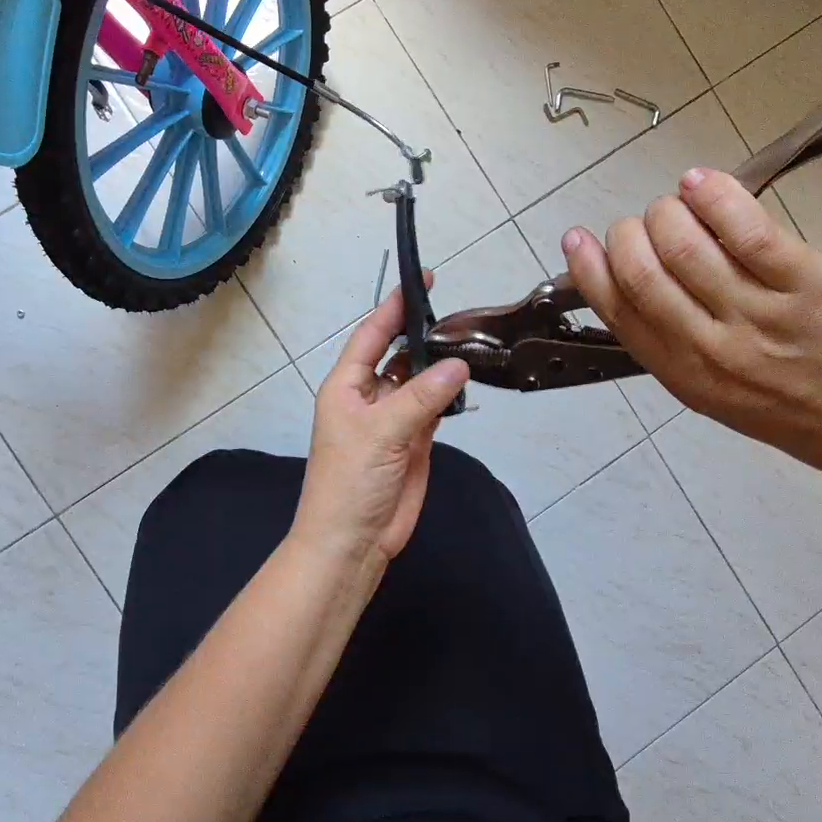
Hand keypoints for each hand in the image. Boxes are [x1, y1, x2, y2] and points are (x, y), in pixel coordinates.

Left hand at [294, 276, 470, 567]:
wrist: (353, 541)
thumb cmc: (350, 481)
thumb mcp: (382, 432)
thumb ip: (421, 396)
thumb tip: (458, 363)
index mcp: (346, 385)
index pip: (372, 334)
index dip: (395, 307)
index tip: (423, 279)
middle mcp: (369, 396)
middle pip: (400, 354)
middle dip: (425, 334)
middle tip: (463, 315)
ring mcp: (393, 419)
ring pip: (421, 380)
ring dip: (442, 365)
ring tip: (475, 341)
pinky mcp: (413, 441)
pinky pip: (434, 408)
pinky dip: (450, 395)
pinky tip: (469, 379)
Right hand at [561, 167, 821, 488]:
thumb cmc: (820, 418)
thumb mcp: (731, 402)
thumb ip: (686, 352)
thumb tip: (648, 287)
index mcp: (689, 380)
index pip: (620, 314)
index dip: (590, 271)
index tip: (578, 240)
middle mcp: (713, 350)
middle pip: (643, 274)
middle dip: (627, 234)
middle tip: (641, 222)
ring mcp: (760, 316)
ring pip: (685, 247)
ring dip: (669, 212)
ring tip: (679, 202)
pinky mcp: (810, 284)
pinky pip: (746, 231)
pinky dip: (715, 197)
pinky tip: (702, 183)